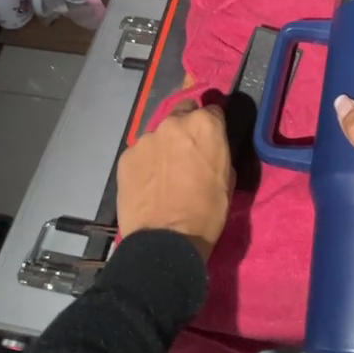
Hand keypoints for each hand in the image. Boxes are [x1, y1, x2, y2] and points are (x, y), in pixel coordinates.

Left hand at [117, 98, 233, 259]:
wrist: (166, 241)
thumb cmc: (207, 211)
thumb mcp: (227, 177)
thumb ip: (218, 151)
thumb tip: (209, 149)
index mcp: (204, 124)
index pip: (212, 111)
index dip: (212, 127)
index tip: (210, 141)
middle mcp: (174, 122)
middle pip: (182, 113)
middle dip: (185, 128)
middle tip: (186, 153)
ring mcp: (146, 138)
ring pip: (158, 134)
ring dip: (163, 147)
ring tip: (163, 174)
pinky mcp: (126, 157)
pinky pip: (140, 153)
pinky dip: (145, 163)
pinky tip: (148, 184)